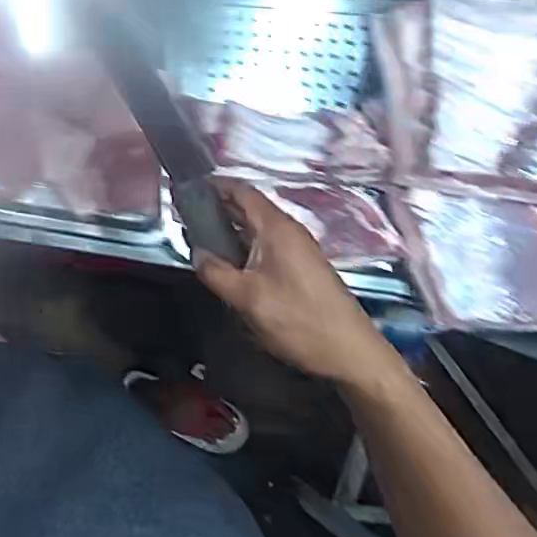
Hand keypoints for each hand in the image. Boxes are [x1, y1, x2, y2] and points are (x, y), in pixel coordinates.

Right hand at [194, 178, 404, 389]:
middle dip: (219, 207)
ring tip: (201, 237)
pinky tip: (231, 262)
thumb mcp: (248, 298)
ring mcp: (298, 248)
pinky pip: (267, 244)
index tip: (189, 189)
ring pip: (258, 228)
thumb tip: (197, 254)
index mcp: (276, 227)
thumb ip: (217, 273)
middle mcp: (288, 230)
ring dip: (232, 228)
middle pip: (250, 207)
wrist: (349, 351)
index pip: (243, 191)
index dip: (216, 185)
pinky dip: (246, 244)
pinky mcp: (302, 266)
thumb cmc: (298, 319)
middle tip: (187, 215)